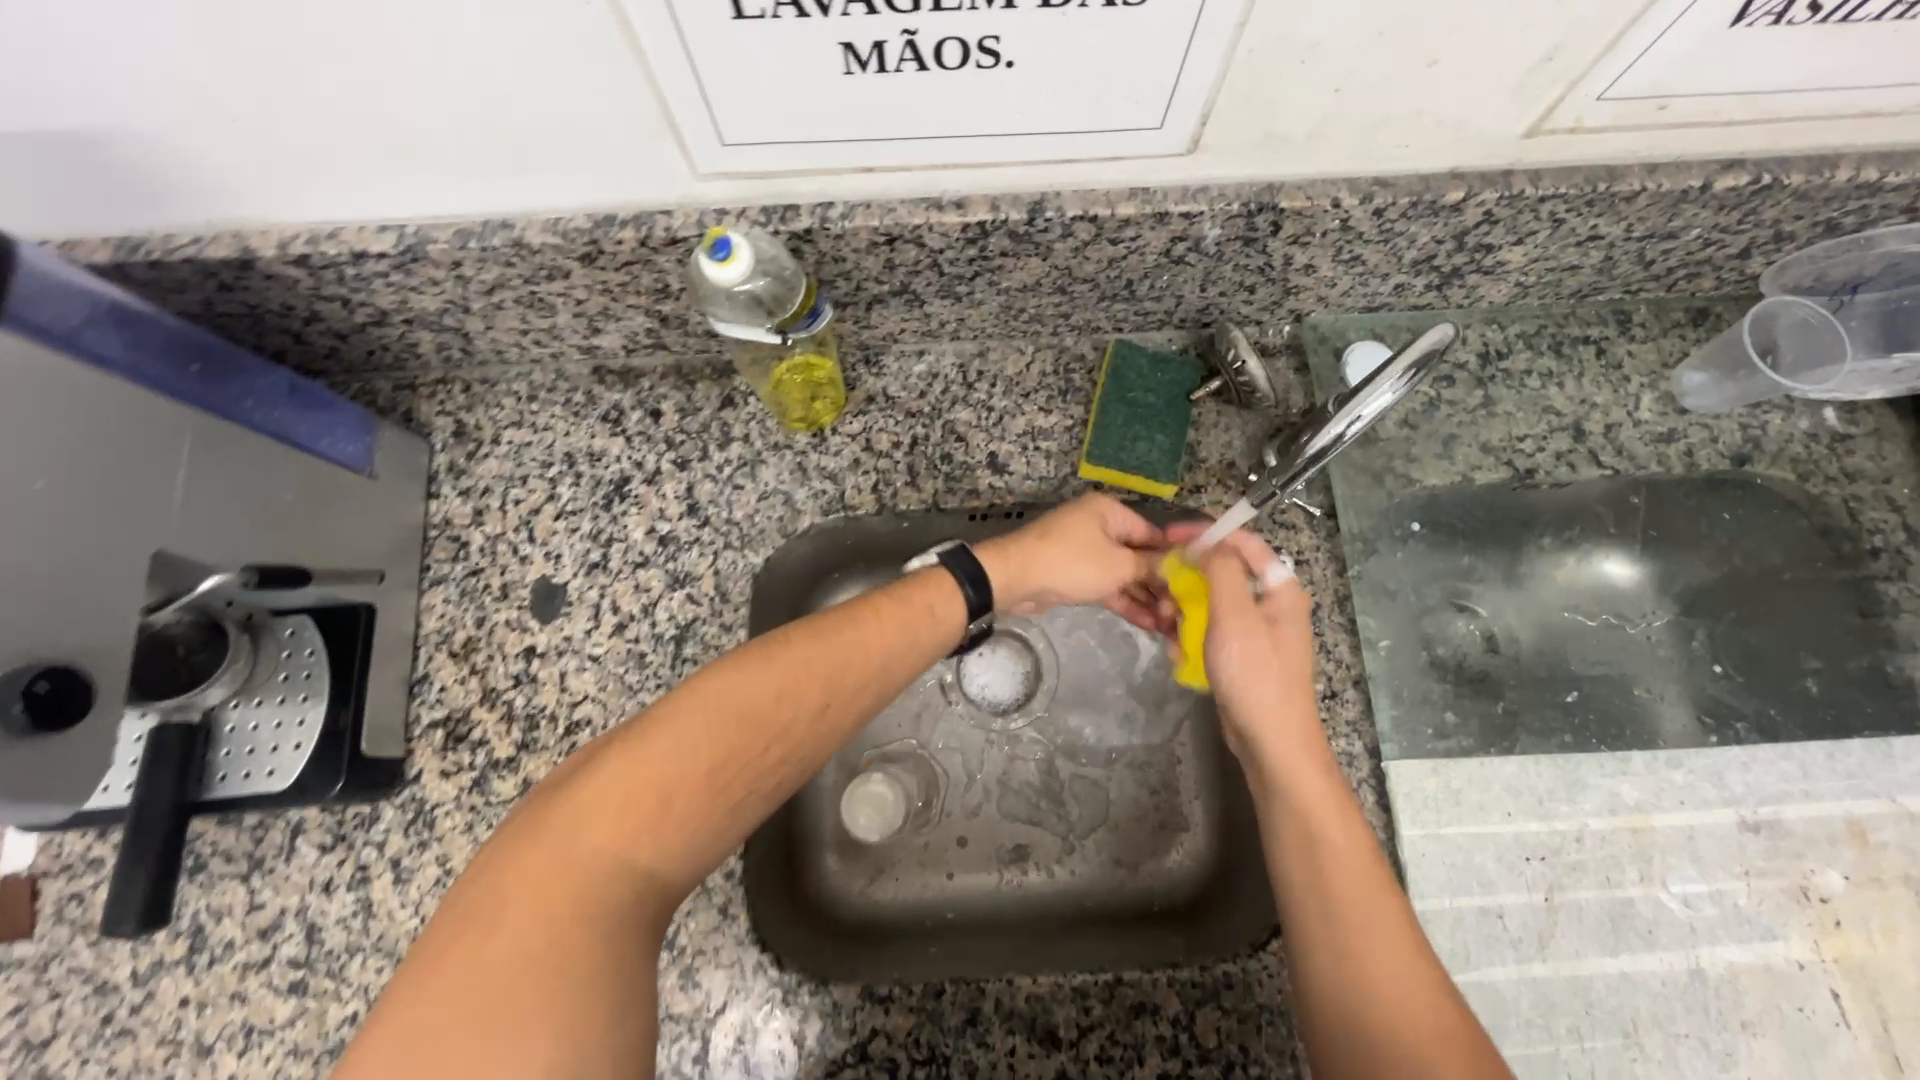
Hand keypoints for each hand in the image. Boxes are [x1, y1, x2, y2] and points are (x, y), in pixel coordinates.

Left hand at [976, 494, 1172, 634]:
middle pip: (1140, 557)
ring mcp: (1087, 553)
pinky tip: (1150, 625)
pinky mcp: (1076, 576)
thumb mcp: (1118, 565)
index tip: (1198, 581)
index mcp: (1111, 513)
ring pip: (1124, 576)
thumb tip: (1179, 564)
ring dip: (1146, 599)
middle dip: (1161, 585)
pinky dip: (1126, 603)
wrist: (1015, 579)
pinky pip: (1108, 587)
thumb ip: (1151, 565)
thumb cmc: (1071, 562)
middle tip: (1186, 611)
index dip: (1175, 558)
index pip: (1154, 534)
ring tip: (1173, 625)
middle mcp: (1100, 528)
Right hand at [1163, 522, 1324, 772]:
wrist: (1270, 740)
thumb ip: (1221, 570)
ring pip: (1212, 603)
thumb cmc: (1255, 674)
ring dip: (1185, 610)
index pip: (1242, 542)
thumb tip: (1207, 541)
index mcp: (1279, 588)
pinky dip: (1191, 636)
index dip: (1206, 532)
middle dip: (1189, 579)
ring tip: (1166, 626)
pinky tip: (1177, 652)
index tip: (1169, 535)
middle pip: (1223, 572)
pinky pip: (1211, 631)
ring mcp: (1257, 631)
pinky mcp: (1242, 654)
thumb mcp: (1235, 615)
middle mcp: (1271, 604)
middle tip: (1161, 589)